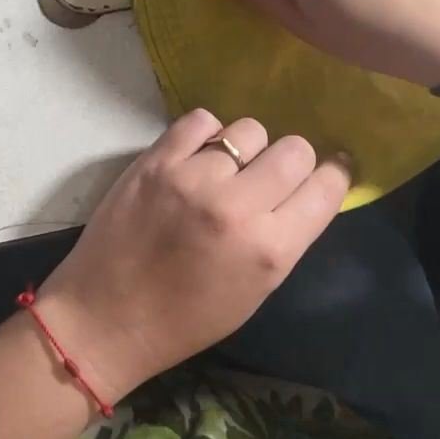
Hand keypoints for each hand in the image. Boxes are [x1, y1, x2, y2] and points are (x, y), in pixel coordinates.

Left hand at [34, 110, 349, 403]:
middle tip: (268, 176)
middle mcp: (237, 208)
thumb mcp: (255, 289)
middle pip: (293, 150)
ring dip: (245, 148)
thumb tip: (304, 188)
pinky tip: (196, 156)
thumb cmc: (186, 318)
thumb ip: (283, 236)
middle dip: (290, 161)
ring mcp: (193, 178)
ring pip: (248, 130)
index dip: (332, 174)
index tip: (328, 169)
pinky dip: (205, 134)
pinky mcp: (156, 160)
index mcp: (270, 250)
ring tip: (225, 169)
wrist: (107, 317)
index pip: (326, 187)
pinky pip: (201, 120)